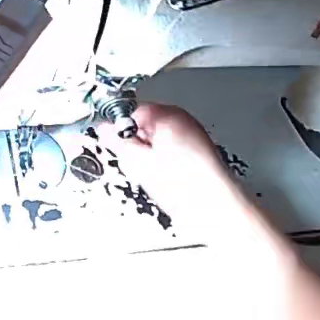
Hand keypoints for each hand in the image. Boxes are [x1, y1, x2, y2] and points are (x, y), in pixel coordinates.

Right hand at [102, 103, 245, 217]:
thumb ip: (117, 141)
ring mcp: (193, 134)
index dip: (120, 131)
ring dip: (150, 153)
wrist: (215, 207)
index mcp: (167, 114)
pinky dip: (164, 160)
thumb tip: (104, 130)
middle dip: (136, 143)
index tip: (117, 145)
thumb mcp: (138, 162)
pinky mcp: (198, 151)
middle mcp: (182, 119)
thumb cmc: (185, 184)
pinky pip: (170, 149)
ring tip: (155, 174)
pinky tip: (167, 177)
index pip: (131, 112)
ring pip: (157, 138)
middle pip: (144, 124)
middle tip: (138, 164)